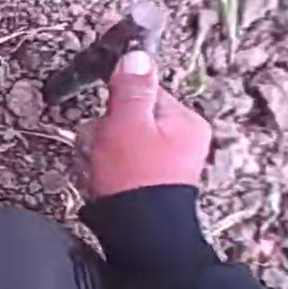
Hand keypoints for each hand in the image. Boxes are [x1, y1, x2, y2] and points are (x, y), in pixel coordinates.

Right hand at [85, 50, 210, 199]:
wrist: (138, 232)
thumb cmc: (135, 179)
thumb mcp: (127, 124)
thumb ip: (131, 89)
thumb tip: (136, 56)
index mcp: (185, 121)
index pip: (144, 89)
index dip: (118, 96)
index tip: (108, 104)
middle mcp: (182, 138)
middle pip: (130, 112)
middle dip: (107, 125)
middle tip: (105, 143)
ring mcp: (166, 158)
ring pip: (121, 134)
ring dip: (102, 144)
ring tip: (101, 162)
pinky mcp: (149, 175)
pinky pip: (120, 154)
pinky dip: (106, 161)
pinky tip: (103, 173)